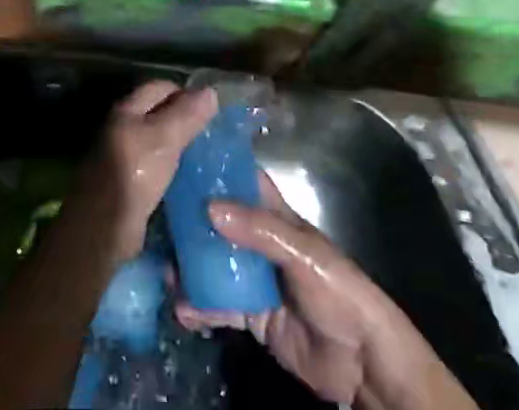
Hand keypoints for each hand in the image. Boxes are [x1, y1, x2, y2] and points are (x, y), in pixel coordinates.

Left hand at [74, 80, 217, 256]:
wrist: (106, 222)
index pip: (159, 87)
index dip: (186, 93)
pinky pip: (160, 164)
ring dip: (184, 144)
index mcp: (126, 109)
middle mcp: (123, 126)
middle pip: (159, 112)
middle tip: (218, 133)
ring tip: (215, 155)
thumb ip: (185, 115)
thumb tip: (210, 91)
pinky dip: (178, 165)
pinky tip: (198, 176)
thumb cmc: (134, 173)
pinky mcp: (133, 180)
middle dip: (187, 119)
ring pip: (161, 139)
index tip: (215, 109)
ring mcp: (126, 154)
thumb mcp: (163, 139)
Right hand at [176, 179, 476, 409]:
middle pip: (214, 220)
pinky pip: (213, 302)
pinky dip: (195, 305)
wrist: (364, 365)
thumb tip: (208, 207)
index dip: (213, 165)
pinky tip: (182, 308)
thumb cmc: (341, 294)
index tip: (175, 152)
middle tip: (154, 213)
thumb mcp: (305, 254)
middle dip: (185, 218)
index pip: (241, 180)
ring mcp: (250, 277)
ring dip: (185, 264)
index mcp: (275, 218)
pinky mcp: (246, 312)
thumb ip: (259, 230)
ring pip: (208, 260)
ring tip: (165, 270)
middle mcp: (256, 241)